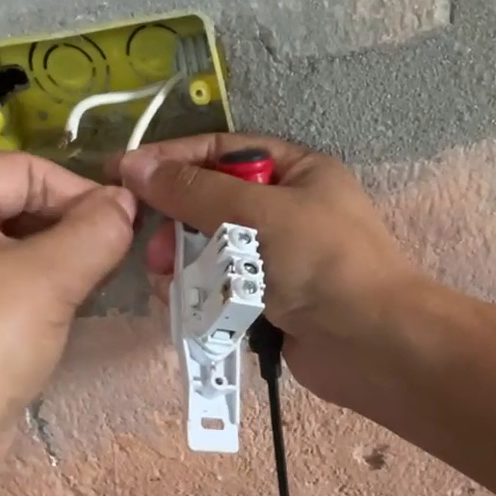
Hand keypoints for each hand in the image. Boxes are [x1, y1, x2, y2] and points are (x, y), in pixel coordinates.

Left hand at [0, 153, 134, 439]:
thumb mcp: (49, 280)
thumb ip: (97, 230)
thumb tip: (126, 201)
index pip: (22, 170)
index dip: (82, 196)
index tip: (130, 230)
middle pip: (8, 202)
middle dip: (66, 229)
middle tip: (113, 262)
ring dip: (51, 259)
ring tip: (89, 287)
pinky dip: (23, 284)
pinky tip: (54, 310)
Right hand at [117, 134, 424, 404]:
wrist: (372, 343)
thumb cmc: (321, 262)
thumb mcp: (257, 211)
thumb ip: (193, 190)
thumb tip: (134, 164)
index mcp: (298, 173)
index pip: (223, 152)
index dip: (173, 160)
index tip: (123, 173)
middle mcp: (289, 213)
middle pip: (213, 207)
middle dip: (177, 225)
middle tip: (151, 249)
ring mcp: (281, 264)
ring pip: (214, 255)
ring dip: (186, 267)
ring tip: (166, 282)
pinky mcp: (272, 307)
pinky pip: (225, 295)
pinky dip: (203, 300)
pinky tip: (186, 309)